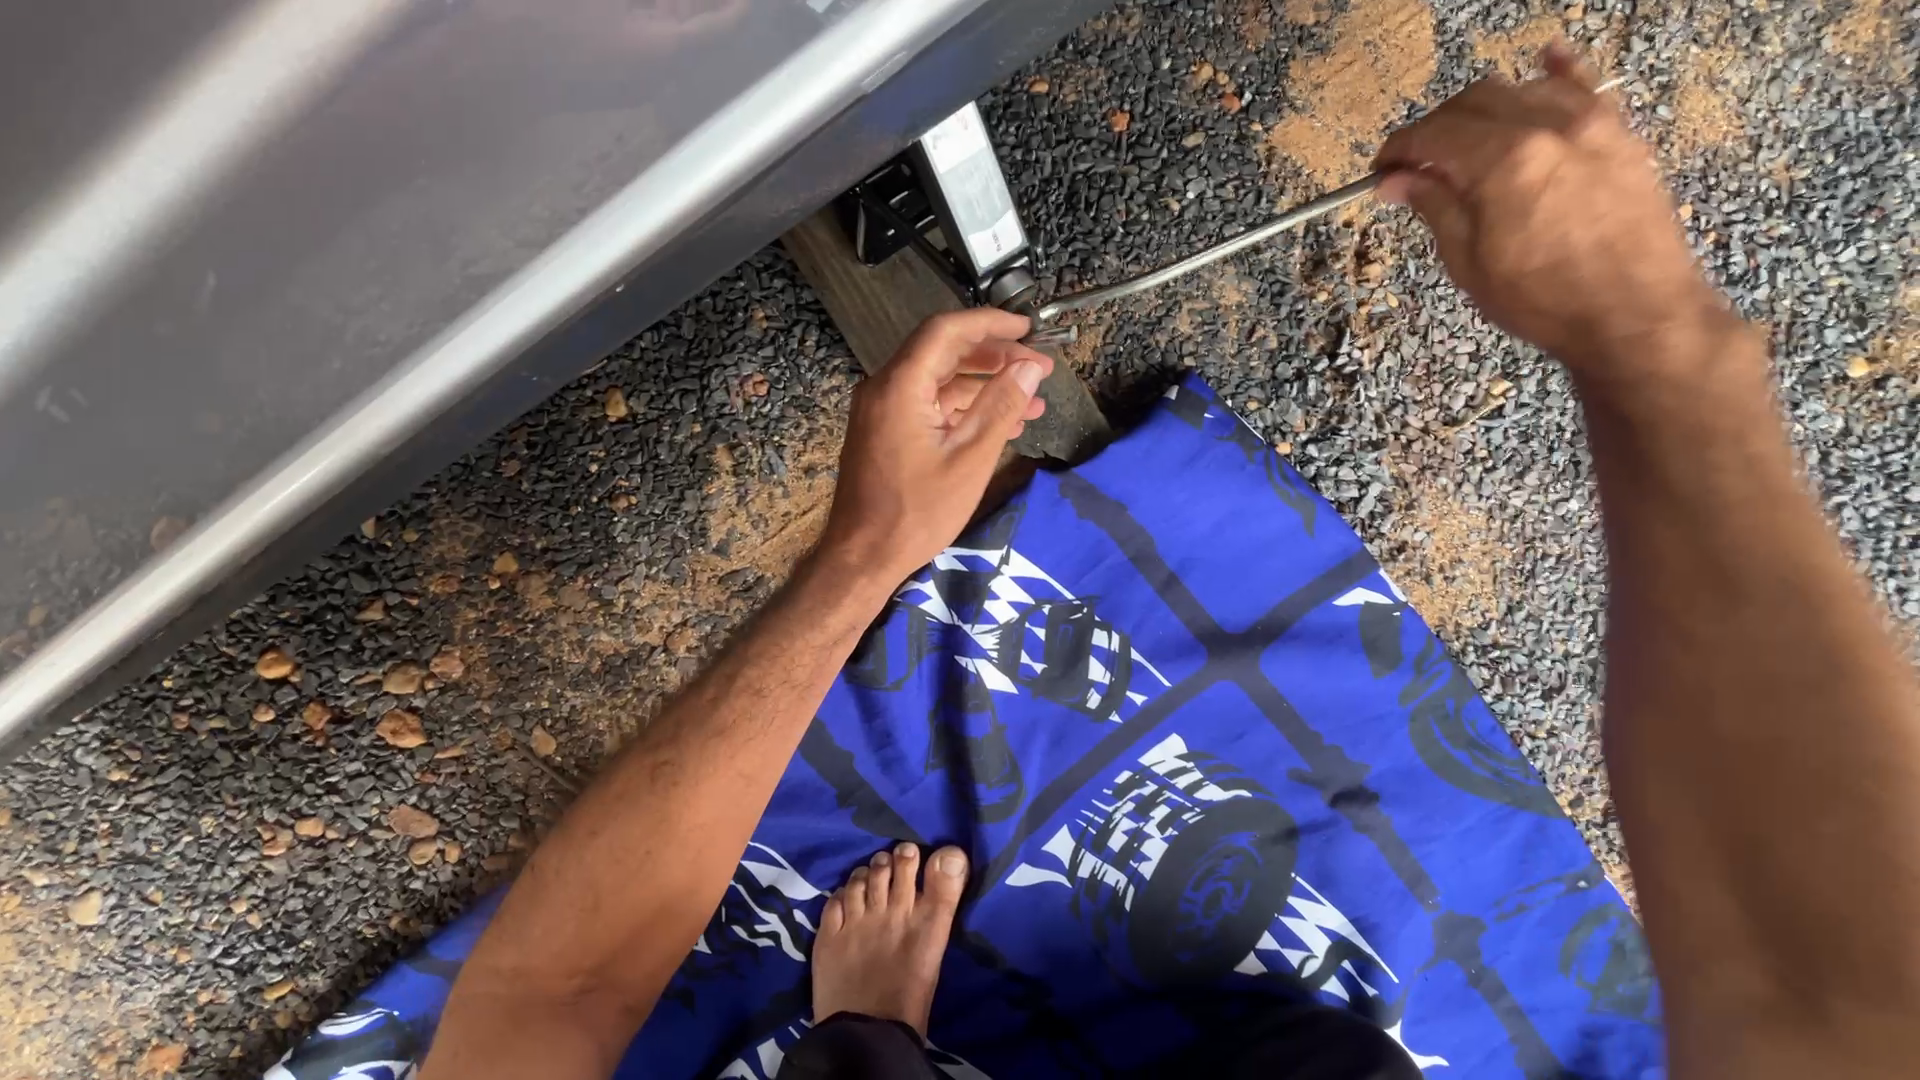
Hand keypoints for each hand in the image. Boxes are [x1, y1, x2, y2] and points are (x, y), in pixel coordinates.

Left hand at [818, 309, 1051, 586]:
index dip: (991, 323)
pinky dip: (963, 410)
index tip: (1028, 329)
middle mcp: (884, 388)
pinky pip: (928, 406)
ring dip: (984, 386)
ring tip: (1031, 401)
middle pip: (944, 353)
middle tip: (1040, 369)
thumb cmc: (917, 513)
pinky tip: (1000, 425)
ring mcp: (882, 411)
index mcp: (900, 386)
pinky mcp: (885, 432)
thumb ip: (1000, 407)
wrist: (862, 556)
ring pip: (939, 381)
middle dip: (995, 357)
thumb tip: (1029, 369)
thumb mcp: (970, 460)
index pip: (946, 330)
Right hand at [1374, 44, 1731, 388]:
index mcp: (1502, 161)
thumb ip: (1434, 207)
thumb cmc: (1539, 298)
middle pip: (1474, 101)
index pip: (1433, 134)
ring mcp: (1591, 123)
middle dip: (1433, 128)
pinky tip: (1544, 57)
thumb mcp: (1468, 261)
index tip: (1378, 172)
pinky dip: (1558, 69)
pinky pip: (1586, 84)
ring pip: (1522, 89)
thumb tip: (1395, 180)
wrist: (1633, 312)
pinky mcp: (1620, 133)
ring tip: (1461, 142)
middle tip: (1411, 165)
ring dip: (1481, 108)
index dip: (1397, 150)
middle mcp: (1547, 126)